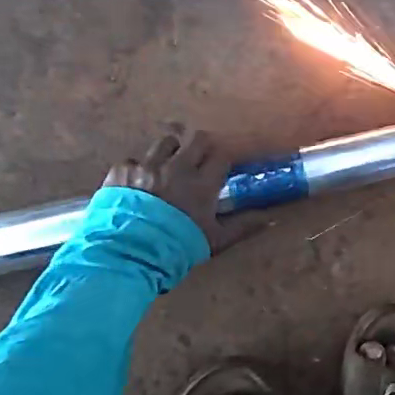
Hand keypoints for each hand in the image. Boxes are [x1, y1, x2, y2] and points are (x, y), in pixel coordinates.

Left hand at [103, 126, 235, 252]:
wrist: (127, 255)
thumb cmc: (176, 249)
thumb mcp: (214, 241)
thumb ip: (243, 227)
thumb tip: (272, 220)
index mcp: (202, 183)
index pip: (221, 156)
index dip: (223, 160)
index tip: (221, 169)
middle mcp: (177, 167)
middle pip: (197, 139)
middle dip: (200, 146)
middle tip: (197, 160)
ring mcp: (148, 166)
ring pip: (164, 142)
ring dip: (169, 152)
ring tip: (166, 168)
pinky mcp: (122, 171)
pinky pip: (132, 160)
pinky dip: (136, 170)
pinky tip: (135, 185)